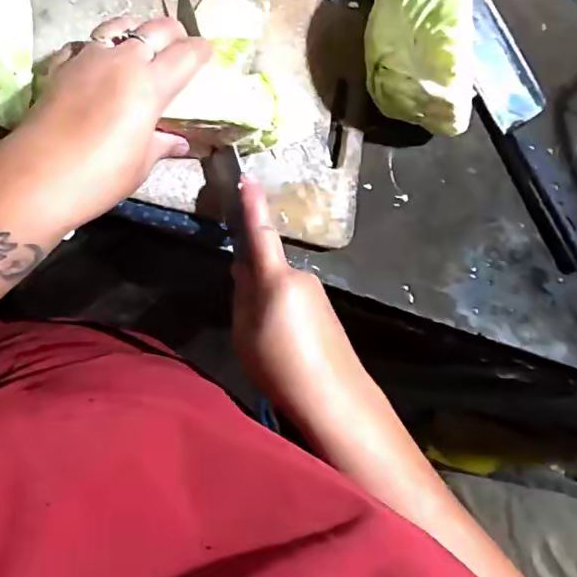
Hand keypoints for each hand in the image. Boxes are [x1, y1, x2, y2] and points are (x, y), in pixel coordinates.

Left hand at [0, 16, 209, 226]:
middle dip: (173, 34)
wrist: (33, 179)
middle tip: (179, 47)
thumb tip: (178, 140)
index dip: (201, 52)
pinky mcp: (59, 67)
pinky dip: (97, 47)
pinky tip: (97, 63)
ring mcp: (86, 59)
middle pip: (156, 28)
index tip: (206, 56)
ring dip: (135, 31)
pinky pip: (84, 44)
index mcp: (150, 84)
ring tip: (140, 46)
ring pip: (118, 26)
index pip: (187, 53)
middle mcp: (121, 61)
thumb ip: (161, 144)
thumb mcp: (139, 165)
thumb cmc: (98, 177)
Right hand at [231, 176, 365, 411]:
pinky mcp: (326, 312)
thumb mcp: (244, 332)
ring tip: (265, 344)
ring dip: (268, 304)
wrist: (334, 398)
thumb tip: (243, 269)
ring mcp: (317, 294)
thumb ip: (242, 296)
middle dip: (251, 281)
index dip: (251, 206)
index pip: (260, 234)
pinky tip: (284, 348)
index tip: (247, 179)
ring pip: (281, 288)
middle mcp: (301, 276)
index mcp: (276, 277)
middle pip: (267, 268)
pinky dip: (283, 316)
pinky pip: (295, 303)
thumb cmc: (279, 364)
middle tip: (244, 319)